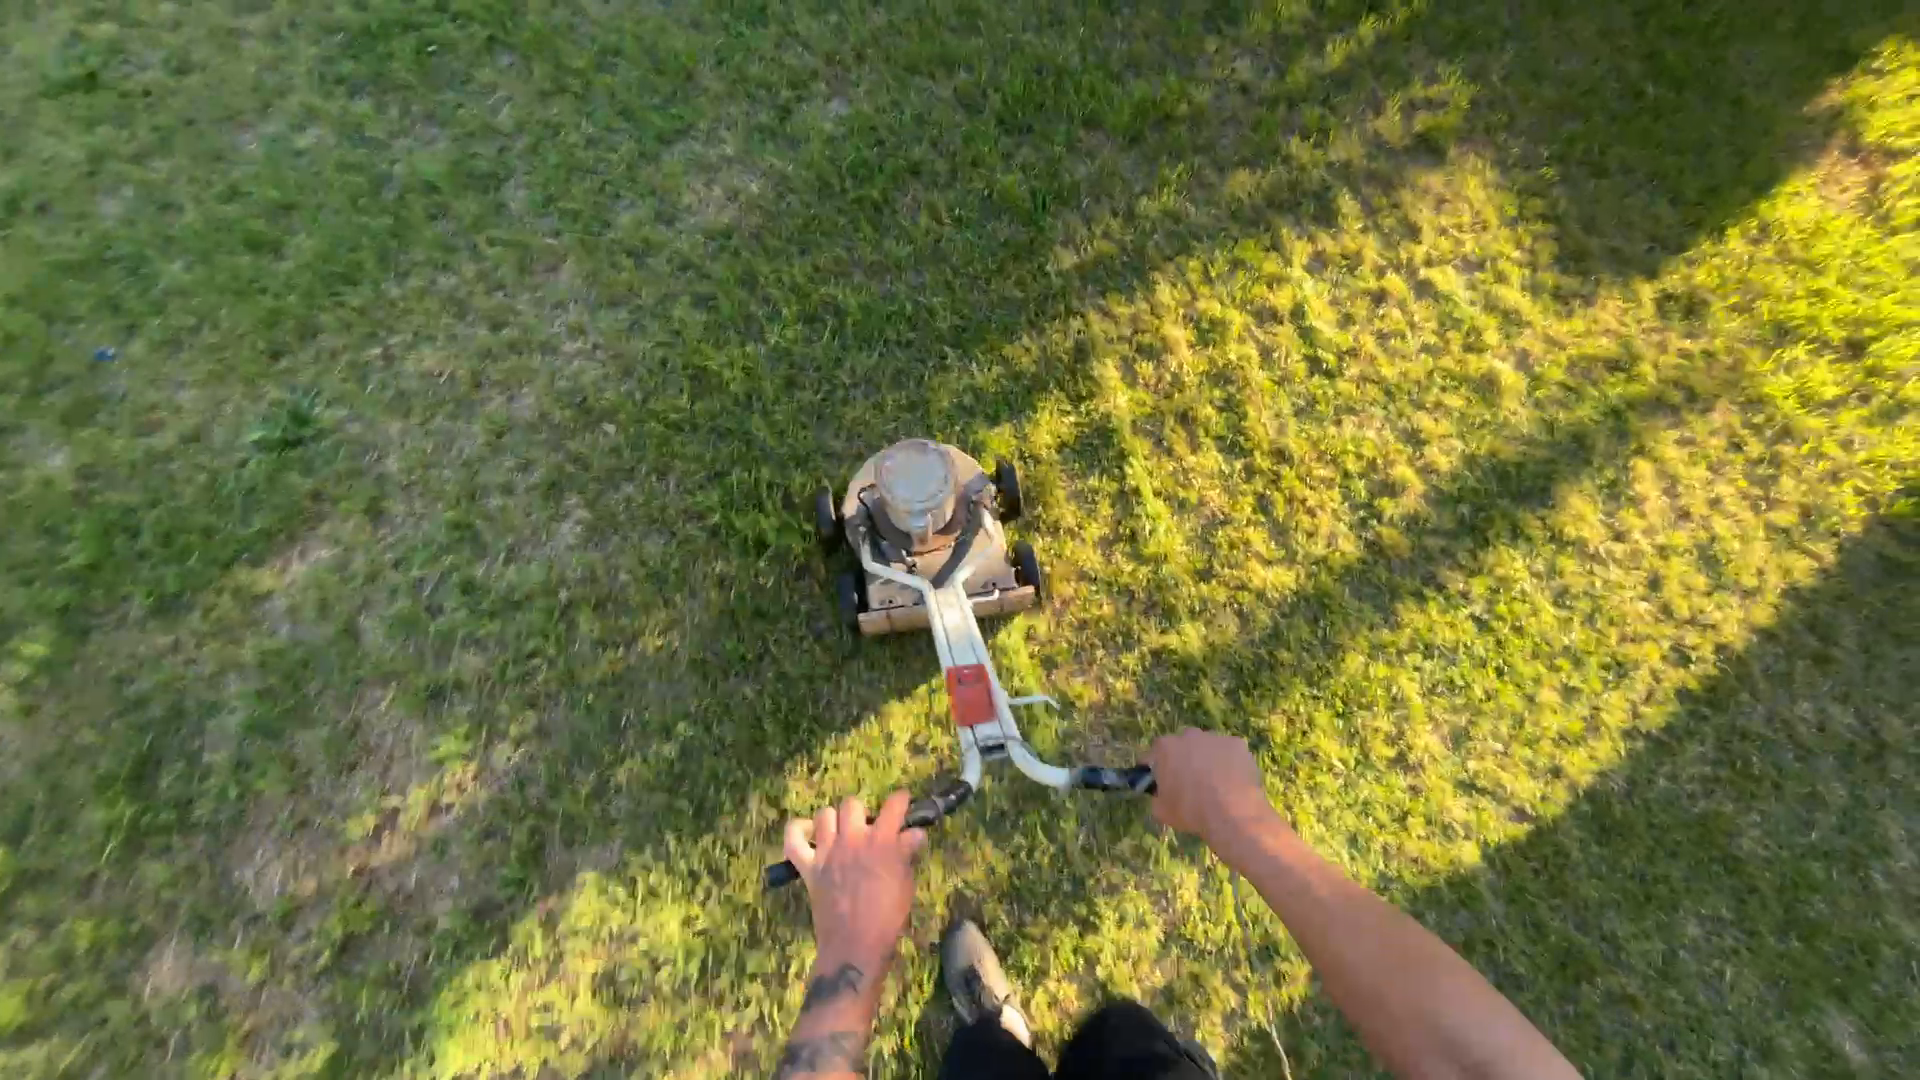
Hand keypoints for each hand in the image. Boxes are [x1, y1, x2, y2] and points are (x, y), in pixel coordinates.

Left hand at [783, 791, 926, 975]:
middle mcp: (853, 839)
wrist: (855, 947)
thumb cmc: (888, 917)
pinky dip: (797, 831)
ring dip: (834, 820)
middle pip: (852, 804)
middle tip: (866, 827)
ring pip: (825, 814)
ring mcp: (827, 852)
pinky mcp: (808, 867)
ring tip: (841, 832)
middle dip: (861, 811)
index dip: (901, 799)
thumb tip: (915, 833)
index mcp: (882, 842)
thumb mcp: (906, 883)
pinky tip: (809, 834)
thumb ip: (907, 854)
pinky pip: (793, 840)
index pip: (894, 804)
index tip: (902, 802)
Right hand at [1145, 727, 1280, 844]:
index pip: (1154, 755)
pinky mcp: (1237, 744)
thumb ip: (1157, 796)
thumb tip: (1161, 794)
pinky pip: (1229, 751)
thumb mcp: (1162, 811)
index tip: (1162, 782)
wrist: (1232, 815)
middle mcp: (1188, 735)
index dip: (1157, 769)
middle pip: (1182, 745)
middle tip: (1190, 781)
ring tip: (1215, 782)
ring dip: (1207, 758)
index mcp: (1165, 748)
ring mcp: (1215, 737)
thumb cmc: (1191, 811)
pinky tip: (1232, 780)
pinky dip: (1229, 762)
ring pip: (1207, 746)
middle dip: (1184, 759)